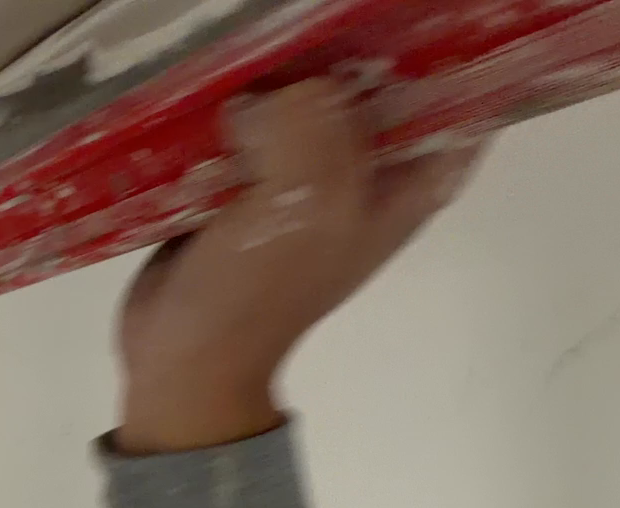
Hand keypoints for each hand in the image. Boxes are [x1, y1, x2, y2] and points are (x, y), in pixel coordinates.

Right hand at [113, 78, 485, 454]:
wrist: (180, 362)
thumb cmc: (252, 296)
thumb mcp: (303, 201)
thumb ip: (307, 121)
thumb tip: (258, 97)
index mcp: (413, 168)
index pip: (439, 72)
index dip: (402, 45)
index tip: (349, 32)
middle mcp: (362, 166)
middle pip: (357, 79)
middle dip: (315, 63)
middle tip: (272, 51)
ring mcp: (293, 181)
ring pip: (287, 105)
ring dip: (255, 93)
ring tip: (225, 83)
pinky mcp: (232, 197)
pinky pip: (232, 141)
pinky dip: (211, 128)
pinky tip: (190, 122)